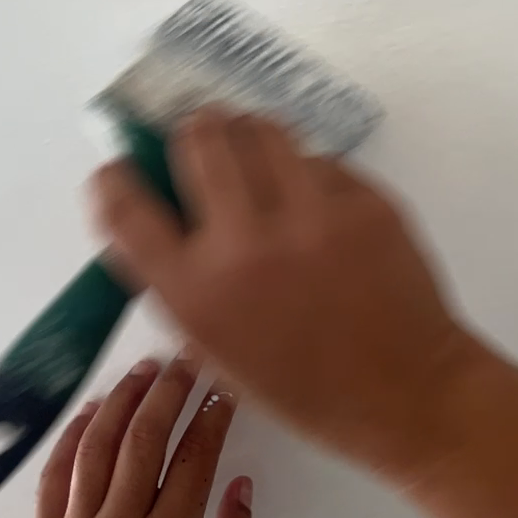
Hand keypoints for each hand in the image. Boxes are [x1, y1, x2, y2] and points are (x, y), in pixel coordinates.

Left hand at [18, 355, 253, 517]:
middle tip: (187, 360)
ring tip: (144, 370)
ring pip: (99, 444)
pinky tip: (89, 410)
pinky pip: (53, 474)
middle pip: (146, 436)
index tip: (223, 392)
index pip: (196, 457)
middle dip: (171, 388)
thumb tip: (241, 492)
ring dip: (124, 397)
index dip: (213, 415)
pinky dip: (71, 434)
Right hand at [90, 108, 485, 474]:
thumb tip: (162, 211)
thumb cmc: (303, 385)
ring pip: (261, 128)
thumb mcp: (218, 348)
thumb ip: (183, 281)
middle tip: (201, 139)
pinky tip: (317, 202)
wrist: (406, 389)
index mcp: (199, 294)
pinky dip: (306, 171)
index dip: (112, 179)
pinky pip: (319, 159)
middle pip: (199, 137)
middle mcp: (247, 244)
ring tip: (256, 157)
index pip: (126, 209)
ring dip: (248, 135)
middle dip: (192, 132)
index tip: (118, 167)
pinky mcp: (365, 199)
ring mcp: (312, 215)